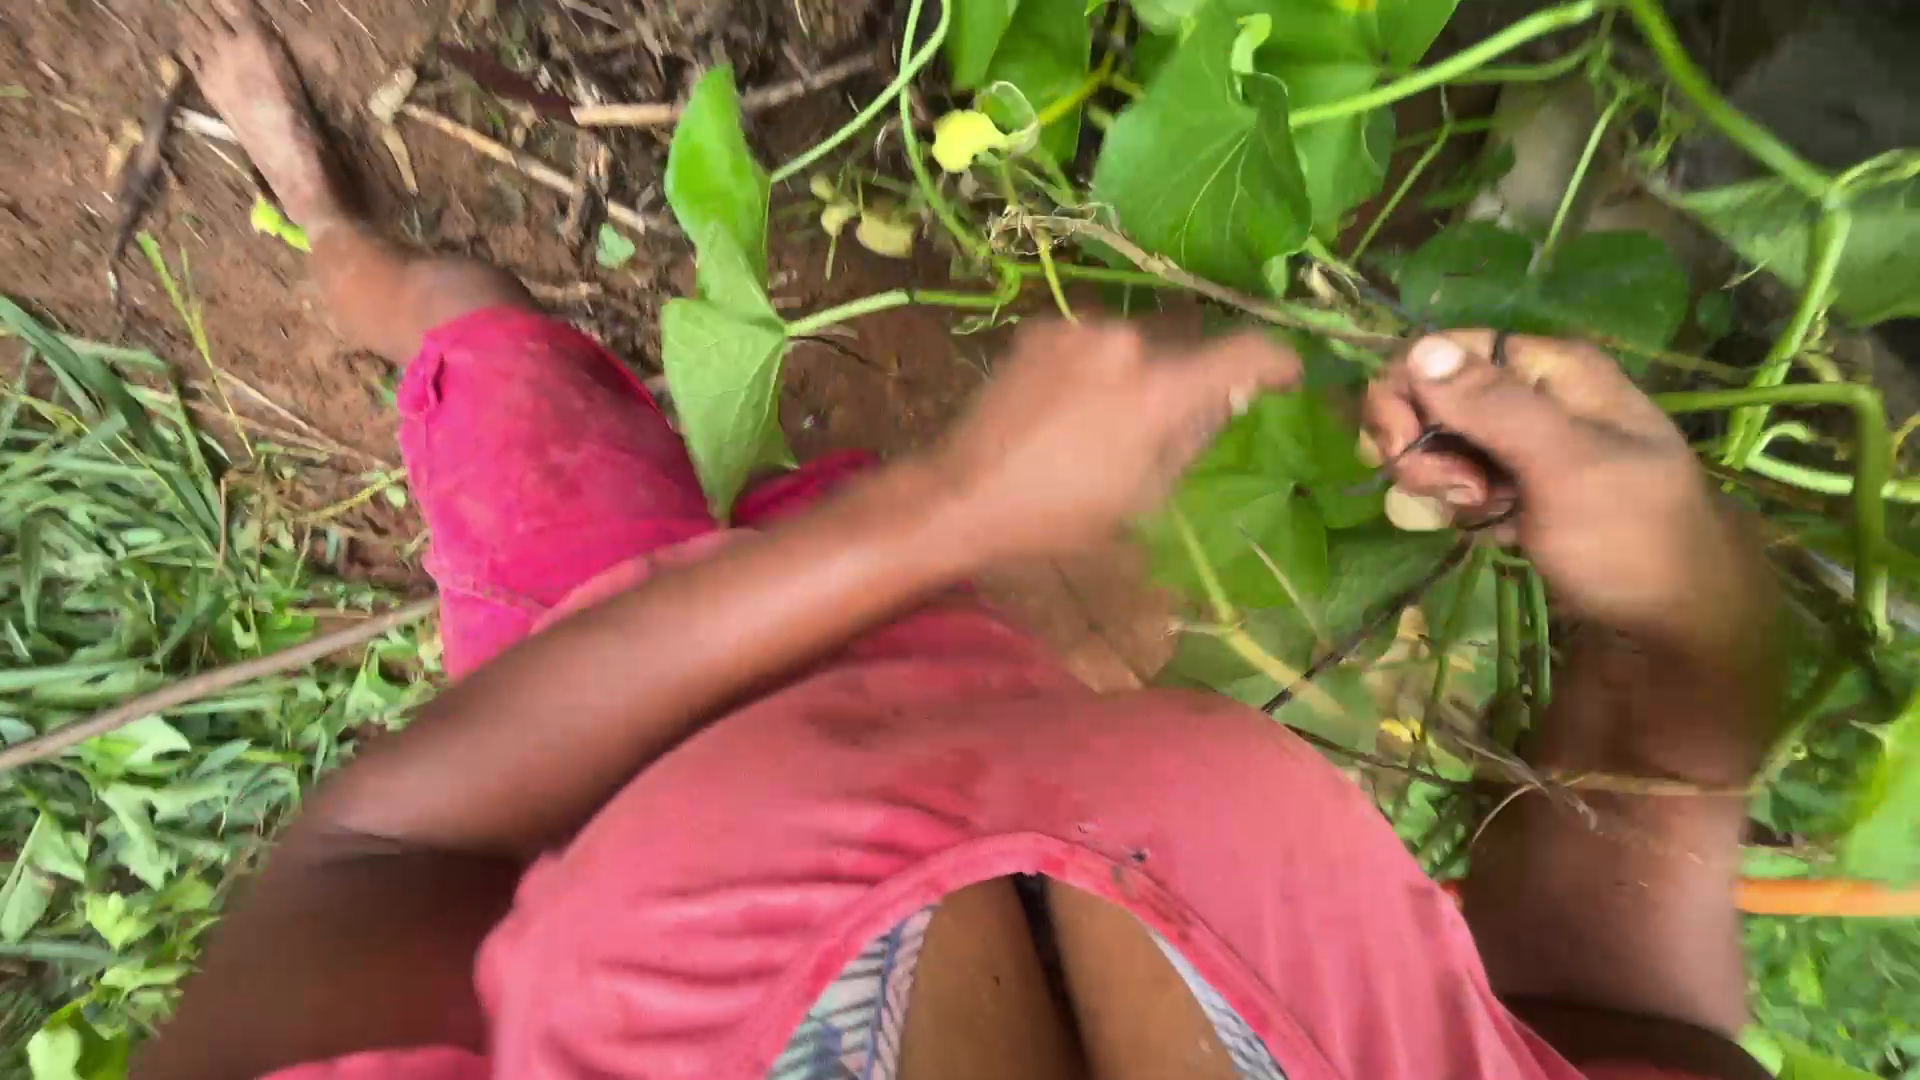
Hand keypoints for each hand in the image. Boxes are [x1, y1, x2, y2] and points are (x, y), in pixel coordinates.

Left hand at [927, 320, 1298, 561]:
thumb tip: (1223, 401)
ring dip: (1136, 368)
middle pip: (1183, 345)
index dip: (1275, 361)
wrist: (963, 493)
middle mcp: (1123, 342)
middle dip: (1188, 375)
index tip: (1284, 374)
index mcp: (1157, 390)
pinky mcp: (1040, 329)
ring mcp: (1076, 329)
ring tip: (1103, 416)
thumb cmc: (1057, 514)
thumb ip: (1191, 438)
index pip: (1243, 353)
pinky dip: (1094, 364)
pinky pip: (1089, 340)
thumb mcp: (1142, 495)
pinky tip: (1066, 401)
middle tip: (1171, 415)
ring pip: (1134, 340)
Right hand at [1363, 331, 1770, 662]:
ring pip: (1428, 440)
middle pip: (1423, 396)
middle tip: (1457, 490)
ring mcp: (1513, 438)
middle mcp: (1527, 393)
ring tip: (1482, 510)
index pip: (1437, 352)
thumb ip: (1494, 406)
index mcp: (1548, 368)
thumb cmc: (1627, 538)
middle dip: (1418, 447)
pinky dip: (1451, 501)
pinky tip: (1487, 522)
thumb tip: (1418, 347)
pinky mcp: (1502, 477)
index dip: (1405, 395)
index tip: (1405, 449)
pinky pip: (1445, 474)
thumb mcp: (1564, 466)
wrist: (1664, 621)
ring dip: (1434, 481)